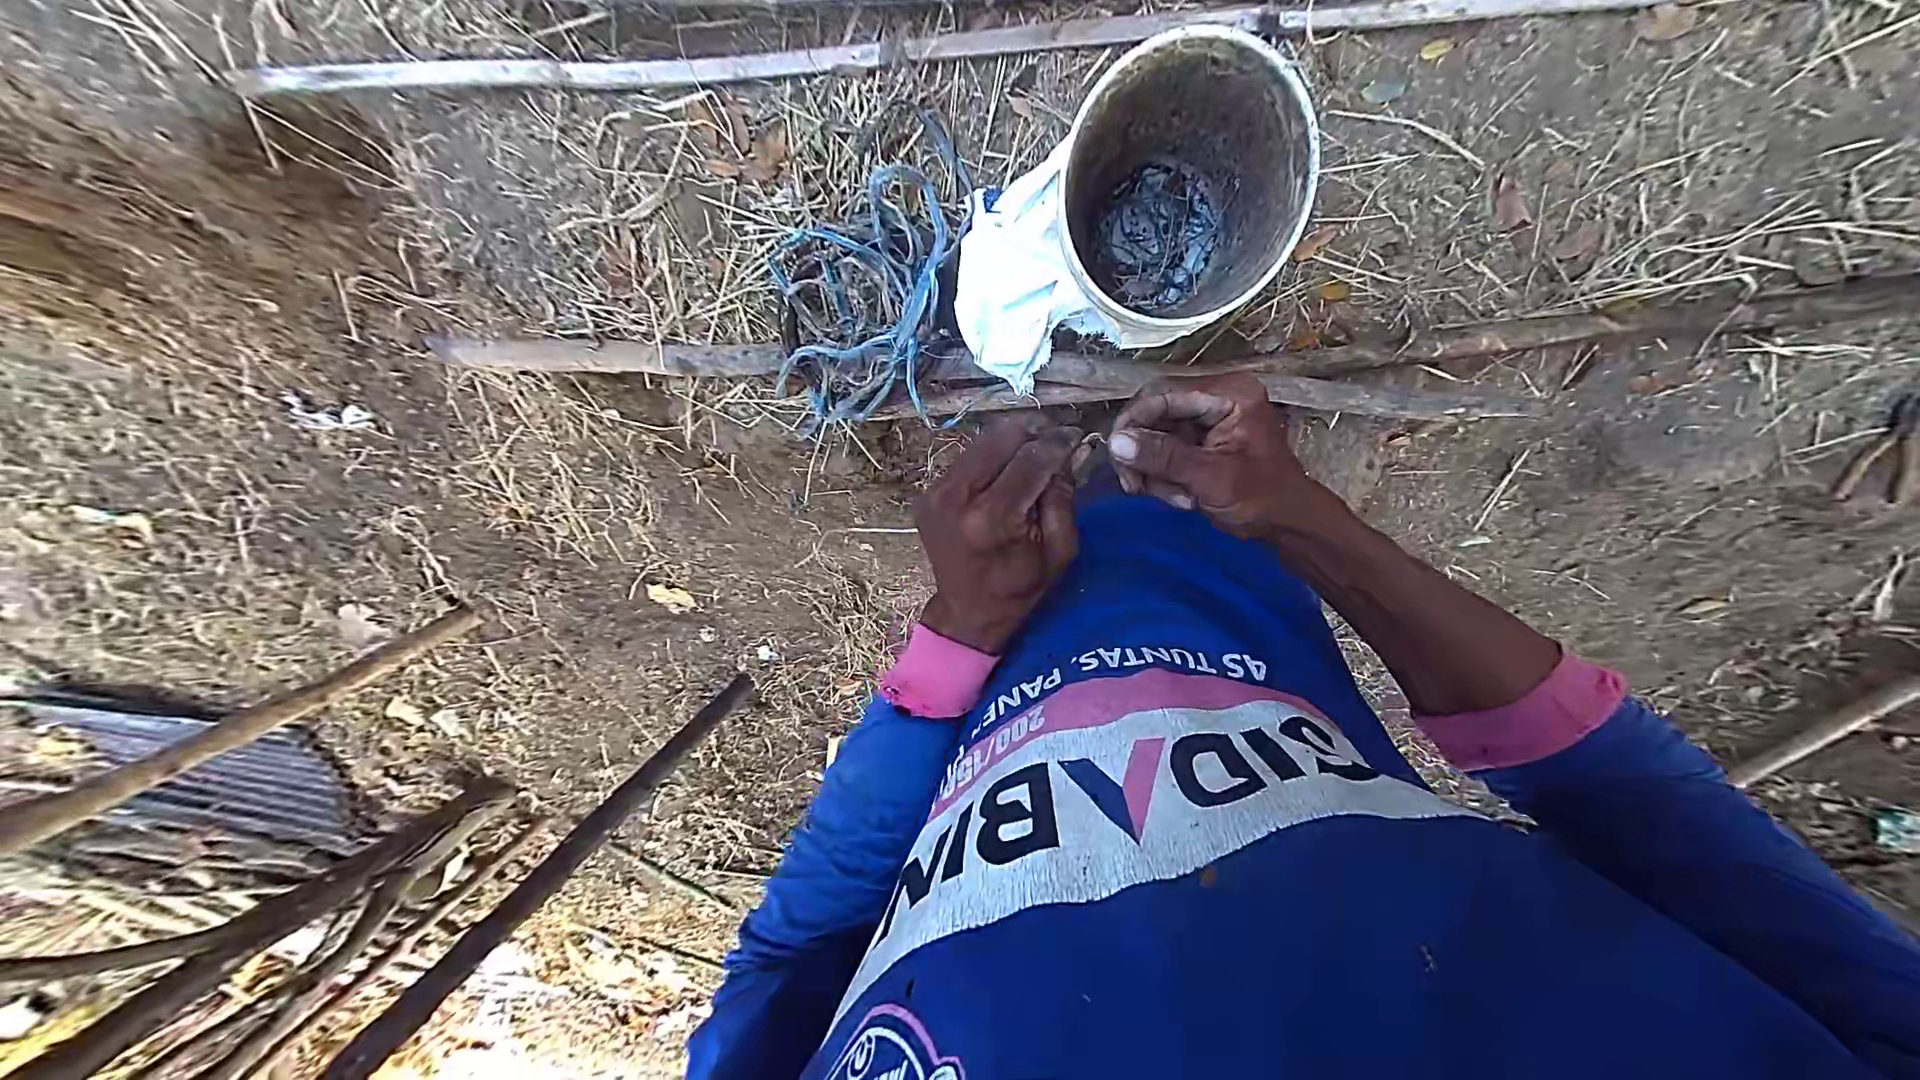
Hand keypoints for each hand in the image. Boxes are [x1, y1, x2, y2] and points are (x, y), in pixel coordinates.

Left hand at [914, 416, 1081, 653]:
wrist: (967, 610)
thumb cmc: (1019, 587)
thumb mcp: (1059, 550)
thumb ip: (1063, 498)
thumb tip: (1065, 454)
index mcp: (992, 518)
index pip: (1030, 458)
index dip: (1057, 441)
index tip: (1075, 435)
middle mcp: (958, 498)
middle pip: (1002, 438)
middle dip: (1033, 434)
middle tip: (1053, 442)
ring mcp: (936, 493)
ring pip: (981, 443)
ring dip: (1010, 444)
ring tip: (1031, 457)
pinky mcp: (927, 494)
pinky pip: (966, 460)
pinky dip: (989, 460)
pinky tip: (1004, 475)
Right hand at [1107, 373, 1331, 539]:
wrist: (1287, 524)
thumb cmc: (1261, 499)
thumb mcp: (1210, 478)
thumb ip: (1163, 457)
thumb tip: (1115, 442)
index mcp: (1229, 393)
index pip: (1162, 394)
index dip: (1133, 422)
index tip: (1118, 456)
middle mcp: (1214, 397)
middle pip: (1152, 414)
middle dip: (1141, 453)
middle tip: (1134, 485)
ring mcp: (1204, 419)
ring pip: (1151, 436)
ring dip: (1153, 471)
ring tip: (1176, 497)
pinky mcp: (1196, 439)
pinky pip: (1161, 451)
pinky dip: (1161, 476)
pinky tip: (1180, 496)